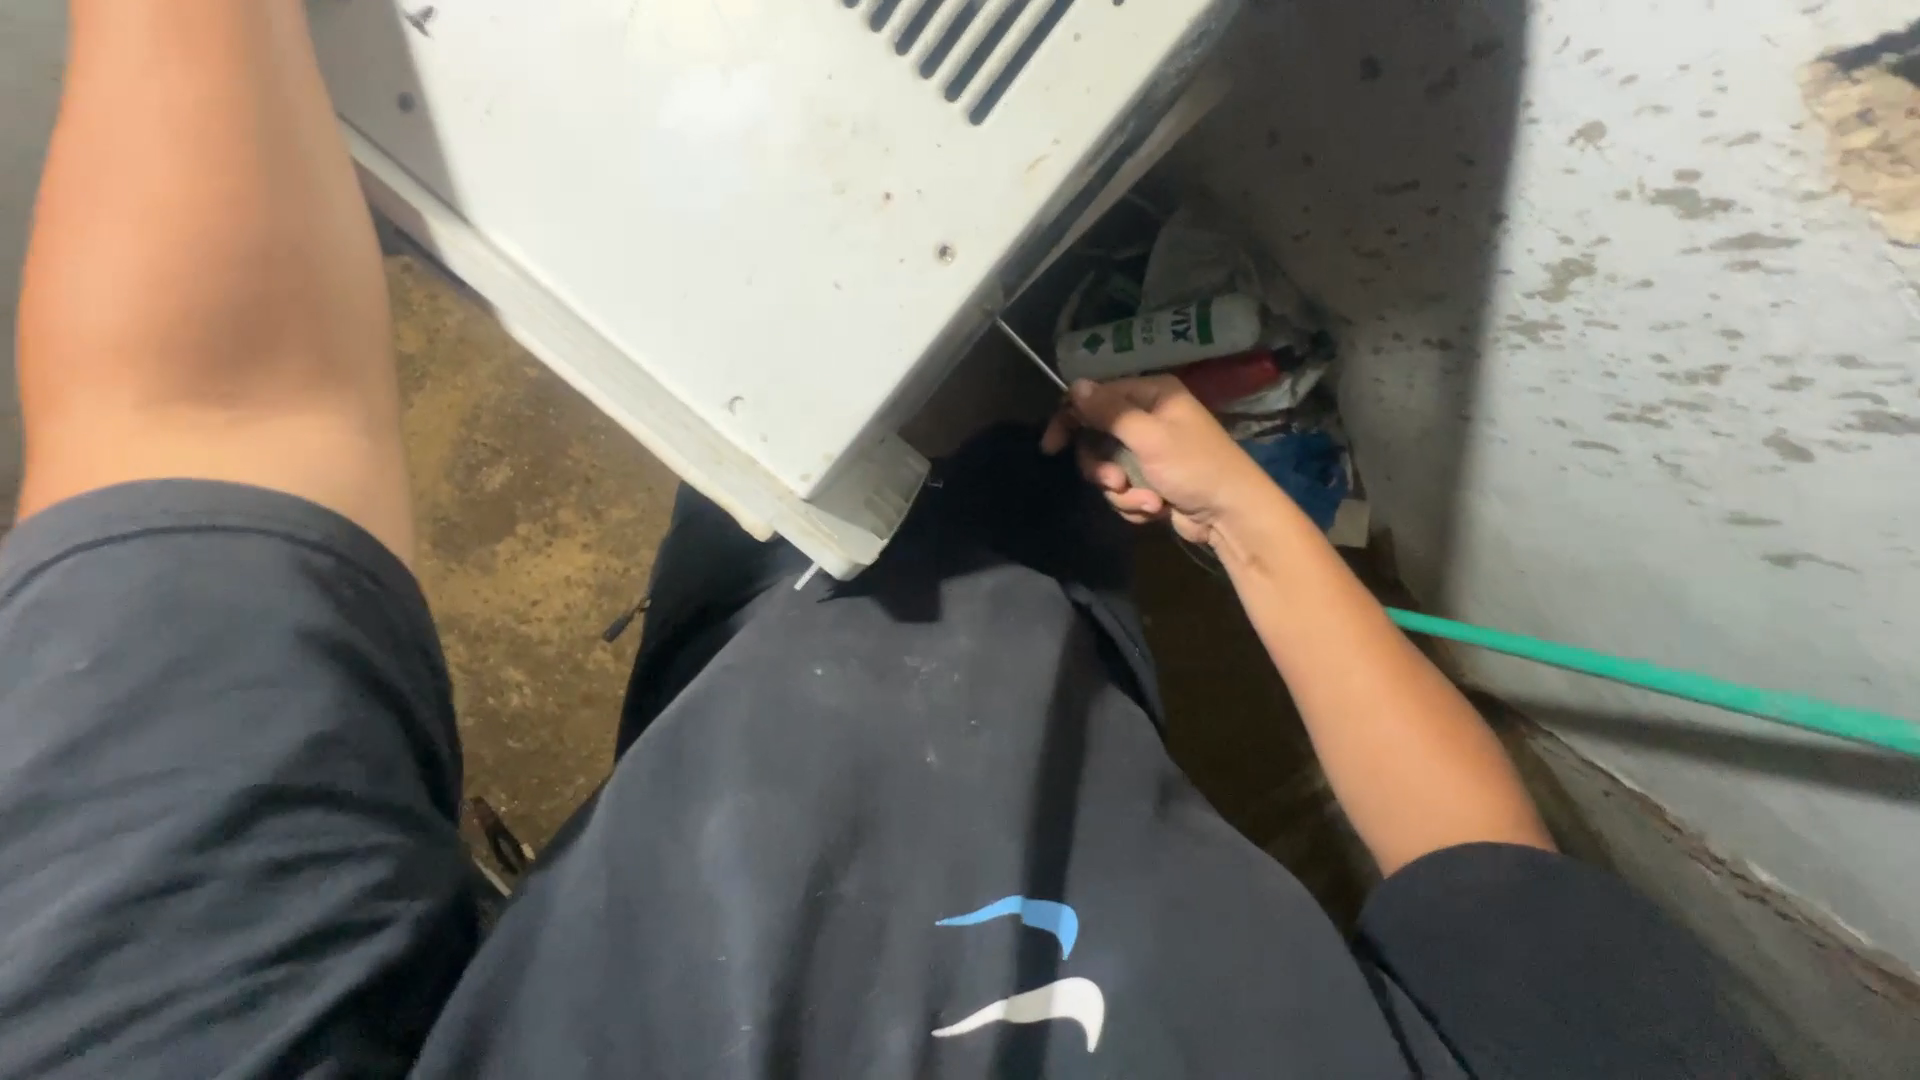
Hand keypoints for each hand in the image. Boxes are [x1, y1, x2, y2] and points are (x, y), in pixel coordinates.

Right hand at [1041, 375, 1272, 545]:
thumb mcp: (1150, 436)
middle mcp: (1149, 418)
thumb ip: (1110, 412)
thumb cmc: (1195, 467)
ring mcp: (1149, 451)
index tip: (1052, 446)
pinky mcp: (1151, 480)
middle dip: (1101, 466)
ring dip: (1120, 491)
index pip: (1095, 397)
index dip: (1071, 419)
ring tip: (1147, 500)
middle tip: (1114, 482)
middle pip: (1095, 437)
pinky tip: (1155, 508)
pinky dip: (1133, 503)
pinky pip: (1122, 490)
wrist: (1231, 515)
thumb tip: (1075, 386)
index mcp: (1152, 395)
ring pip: (1106, 469)